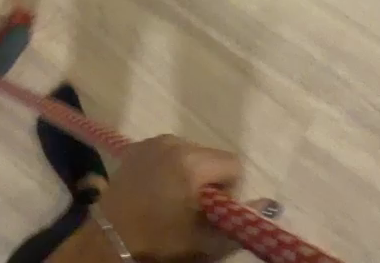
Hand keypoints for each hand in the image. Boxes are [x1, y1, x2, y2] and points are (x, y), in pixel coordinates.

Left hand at [96, 135, 242, 261]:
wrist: (111, 234)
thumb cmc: (160, 238)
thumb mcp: (203, 238)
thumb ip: (238, 221)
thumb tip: (268, 204)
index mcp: (192, 162)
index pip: (233, 163)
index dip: (231, 189)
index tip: (217, 209)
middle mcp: (175, 142)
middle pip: (211, 155)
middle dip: (212, 180)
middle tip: (196, 207)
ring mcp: (155, 140)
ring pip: (191, 151)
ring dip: (192, 172)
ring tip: (176, 198)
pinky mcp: (139, 144)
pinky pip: (169, 150)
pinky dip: (172, 166)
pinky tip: (159, 188)